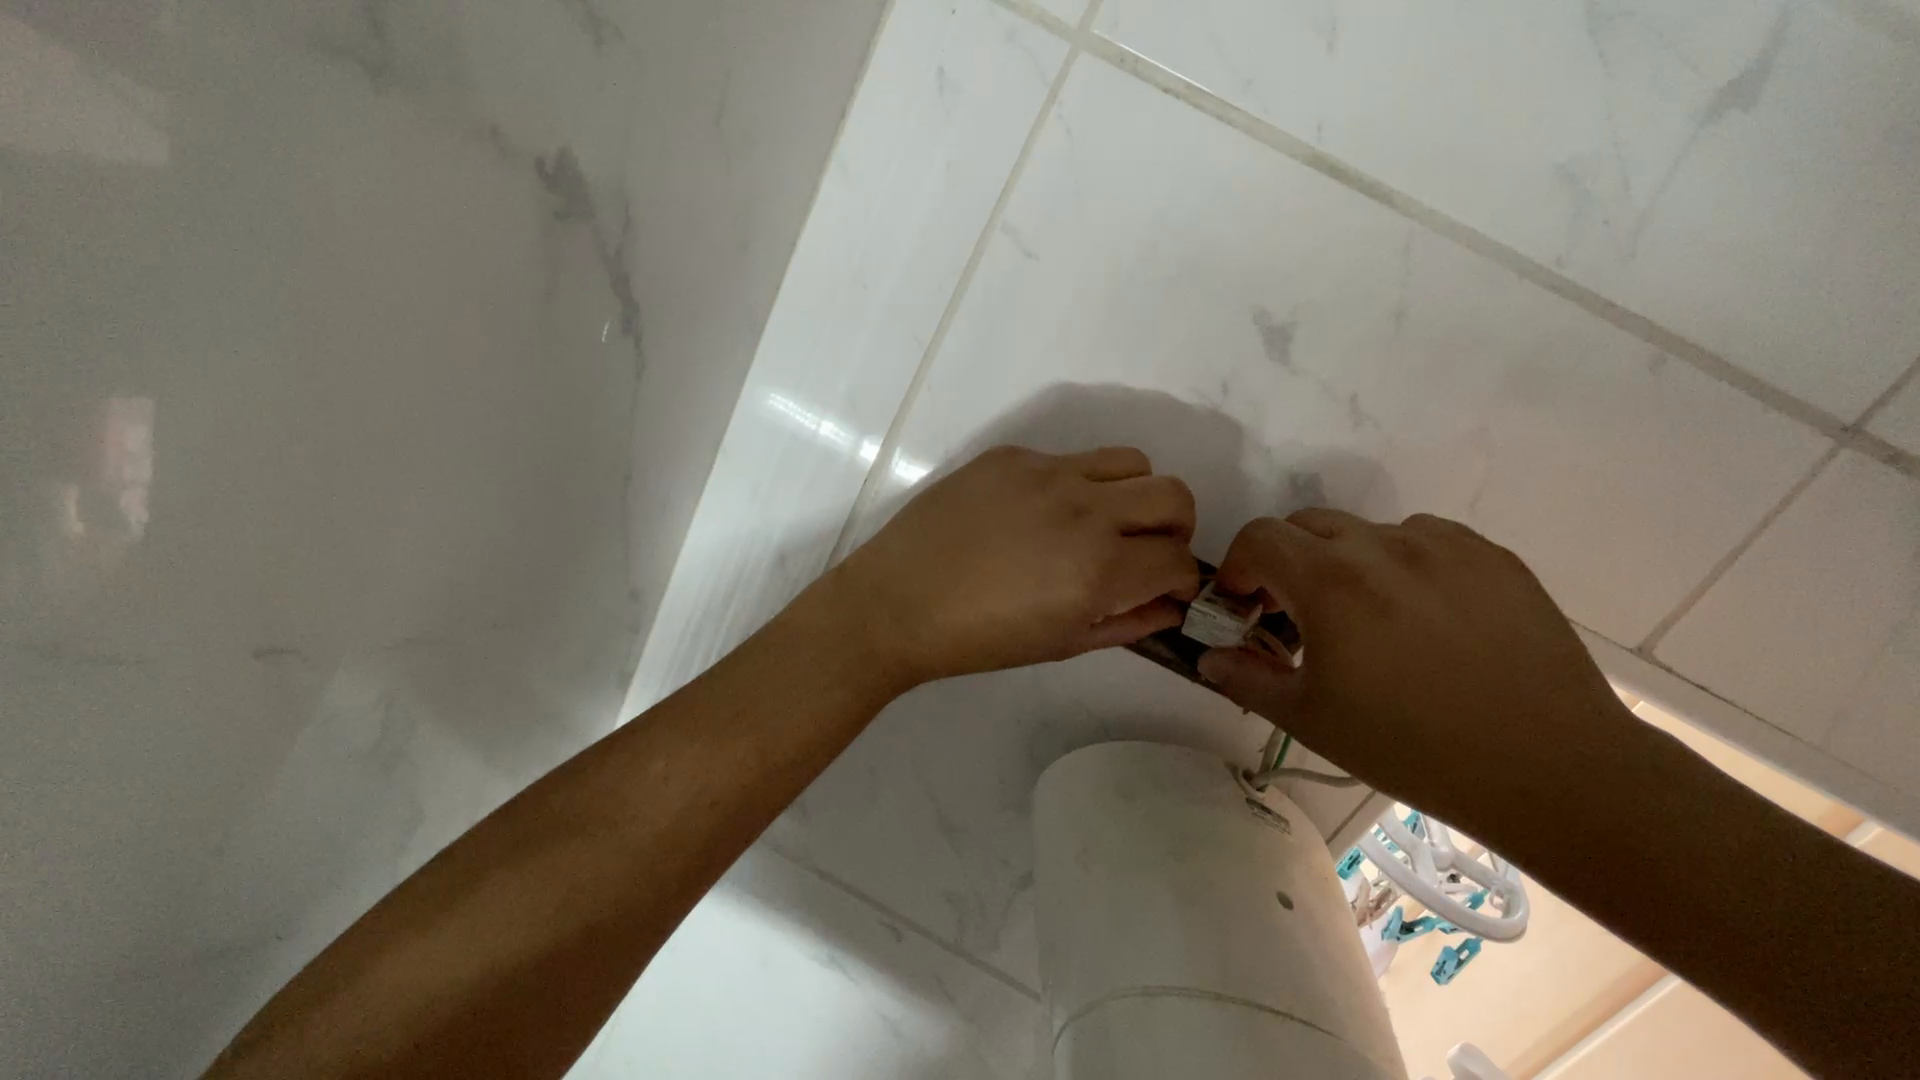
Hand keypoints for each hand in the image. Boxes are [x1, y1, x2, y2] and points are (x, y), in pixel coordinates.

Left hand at [816, 445, 1200, 687]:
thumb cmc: (978, 639)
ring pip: (1131, 461)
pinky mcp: (1012, 456)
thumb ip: (1127, 622)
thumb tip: (1169, 605)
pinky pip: (1070, 458)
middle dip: (1175, 529)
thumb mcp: (1062, 644)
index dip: (1183, 580)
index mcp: (1099, 569)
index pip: (1178, 559)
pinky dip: (1076, 485)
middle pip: (1174, 495)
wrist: (896, 603)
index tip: (1167, 589)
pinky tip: (1037, 515)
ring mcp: (1047, 473)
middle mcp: (1085, 510)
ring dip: (1134, 495)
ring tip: (1101, 523)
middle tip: (1146, 552)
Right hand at [1197, 509, 1630, 825]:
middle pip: (1308, 525)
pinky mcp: (1494, 558)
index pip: (1260, 538)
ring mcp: (1445, 546)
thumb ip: (1248, 678)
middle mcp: (1383, 546)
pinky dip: (1404, 565)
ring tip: (1370, 621)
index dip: (1238, 568)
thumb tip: (1211, 657)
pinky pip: (1427, 540)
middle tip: (1298, 615)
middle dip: (1286, 562)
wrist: (1550, 768)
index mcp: (1330, 582)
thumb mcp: (1312, 719)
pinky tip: (1426, 619)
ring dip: (1347, 563)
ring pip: (1369, 532)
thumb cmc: (1413, 749)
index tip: (1246, 607)